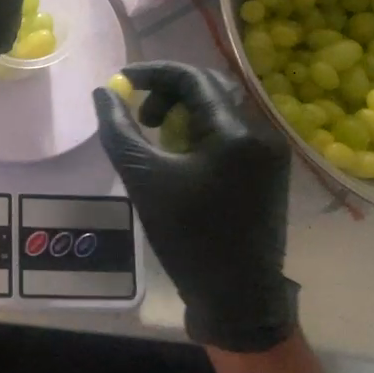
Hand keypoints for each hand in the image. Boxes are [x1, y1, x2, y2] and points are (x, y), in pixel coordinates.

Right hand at [92, 62, 297, 351]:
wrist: (238, 298)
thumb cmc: (188, 239)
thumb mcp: (144, 180)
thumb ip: (119, 130)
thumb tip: (103, 93)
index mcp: (235, 133)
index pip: (192, 78)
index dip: (152, 74)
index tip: (121, 82)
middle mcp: (261, 133)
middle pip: (211, 88)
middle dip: (169, 92)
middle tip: (140, 113)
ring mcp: (270, 153)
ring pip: (222, 109)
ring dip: (185, 111)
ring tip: (157, 138)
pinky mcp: (269, 171)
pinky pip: (233, 132)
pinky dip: (202, 132)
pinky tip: (181, 157)